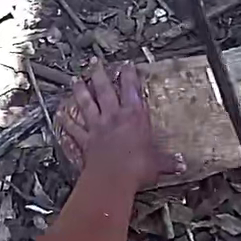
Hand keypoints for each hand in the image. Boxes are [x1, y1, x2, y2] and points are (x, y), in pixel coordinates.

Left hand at [57, 60, 183, 191]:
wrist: (113, 178)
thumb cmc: (137, 167)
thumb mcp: (158, 163)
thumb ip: (168, 162)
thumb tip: (180, 164)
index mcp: (134, 116)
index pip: (131, 89)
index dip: (129, 74)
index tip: (126, 64)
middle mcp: (114, 117)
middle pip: (104, 89)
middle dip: (100, 74)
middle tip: (95, 62)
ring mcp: (97, 127)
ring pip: (86, 103)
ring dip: (80, 91)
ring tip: (76, 80)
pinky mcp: (85, 140)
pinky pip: (74, 128)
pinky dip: (66, 121)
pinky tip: (60, 114)